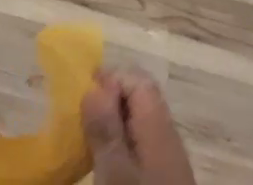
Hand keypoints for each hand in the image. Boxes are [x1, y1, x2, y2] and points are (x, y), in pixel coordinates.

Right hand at [82, 68, 197, 184]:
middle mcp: (168, 136)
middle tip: (82, 117)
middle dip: (108, 97)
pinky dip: (121, 138)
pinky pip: (141, 138)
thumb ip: (105, 127)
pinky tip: (108, 159)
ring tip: (90, 138)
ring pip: (139, 117)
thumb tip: (94, 85)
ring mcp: (169, 155)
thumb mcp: (115, 172)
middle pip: (140, 96)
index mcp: (159, 129)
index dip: (109, 80)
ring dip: (112, 118)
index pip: (138, 80)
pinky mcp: (165, 172)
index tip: (83, 99)